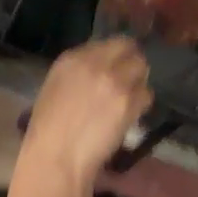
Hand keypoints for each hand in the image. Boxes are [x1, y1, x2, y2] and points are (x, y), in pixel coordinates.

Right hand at [22, 39, 152, 183]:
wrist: (58, 154)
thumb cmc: (49, 126)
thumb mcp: (58, 85)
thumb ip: (83, 70)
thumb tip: (106, 64)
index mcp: (73, 59)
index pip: (112, 42)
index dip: (121, 53)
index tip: (121, 63)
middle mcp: (97, 64)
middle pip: (133, 52)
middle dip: (134, 64)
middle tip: (130, 79)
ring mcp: (117, 82)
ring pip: (143, 71)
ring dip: (139, 82)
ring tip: (128, 98)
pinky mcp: (131, 102)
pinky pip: (147, 94)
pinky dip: (142, 102)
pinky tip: (129, 113)